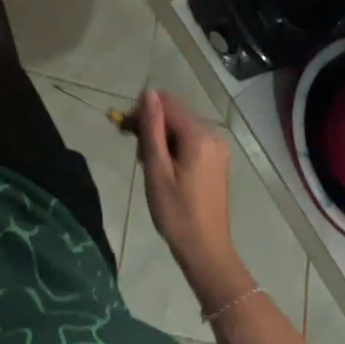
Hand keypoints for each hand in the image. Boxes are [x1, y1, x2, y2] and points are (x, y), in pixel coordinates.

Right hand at [137, 90, 244, 289]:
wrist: (206, 250)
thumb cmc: (176, 213)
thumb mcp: (157, 170)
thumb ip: (152, 129)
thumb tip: (148, 93)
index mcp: (199, 135)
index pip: (166, 103)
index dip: (143, 112)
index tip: (126, 132)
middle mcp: (213, 134)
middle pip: (175, 112)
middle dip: (152, 125)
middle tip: (138, 154)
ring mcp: (218, 147)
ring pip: (181, 125)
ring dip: (162, 137)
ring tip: (150, 165)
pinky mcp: (217, 158)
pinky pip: (191, 138)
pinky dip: (175, 145)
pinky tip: (166, 168)